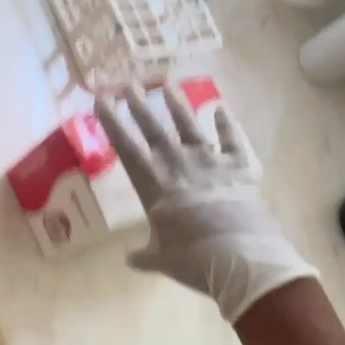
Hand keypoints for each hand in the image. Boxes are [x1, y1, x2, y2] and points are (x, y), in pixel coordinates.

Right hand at [95, 84, 316, 322]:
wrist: (243, 259)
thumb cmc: (192, 260)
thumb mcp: (160, 259)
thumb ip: (144, 254)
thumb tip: (131, 259)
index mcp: (153, 187)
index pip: (126, 147)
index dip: (112, 122)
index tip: (101, 100)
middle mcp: (179, 166)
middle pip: (154, 130)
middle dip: (139, 106)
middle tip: (128, 84)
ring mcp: (212, 164)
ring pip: (190, 127)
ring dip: (177, 105)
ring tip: (166, 84)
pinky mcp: (241, 169)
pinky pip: (233, 141)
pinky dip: (227, 125)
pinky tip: (221, 109)